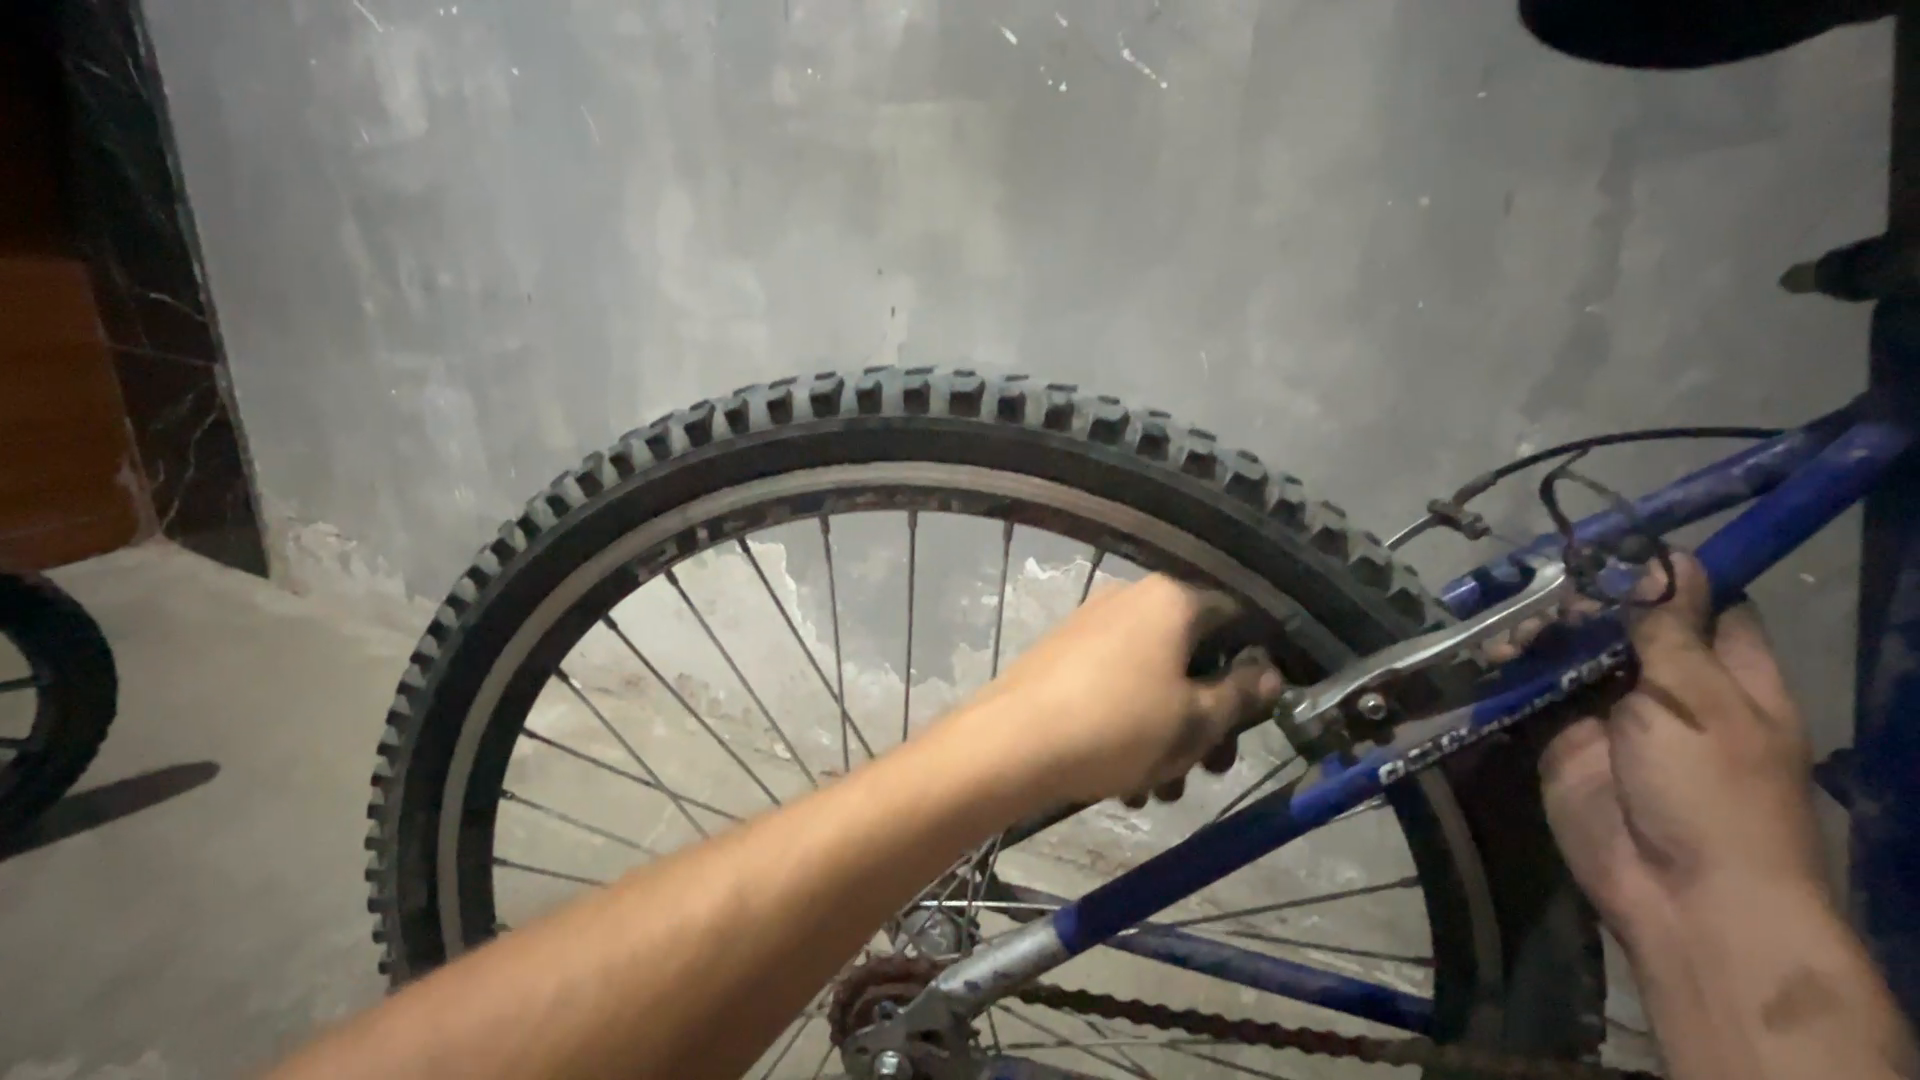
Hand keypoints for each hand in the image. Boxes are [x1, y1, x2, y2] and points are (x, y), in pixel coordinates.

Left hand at [963, 574, 1285, 805]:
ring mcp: (1091, 627)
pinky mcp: (1062, 658)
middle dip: (1207, 721)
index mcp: (1170, 599)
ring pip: (1152, 682)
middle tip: (1211, 770)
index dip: (1256, 667)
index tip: (1259, 715)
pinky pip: (1114, 689)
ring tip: (1158, 793)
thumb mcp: (1195, 720)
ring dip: (1168, 738)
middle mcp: (1130, 601)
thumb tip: (1268, 675)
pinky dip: (1129, 729)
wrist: (1011, 744)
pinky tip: (1125, 783)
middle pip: (1192, 657)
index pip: (1236, 619)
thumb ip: (1241, 695)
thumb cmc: (1118, 726)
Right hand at [1538, 554, 1824, 943]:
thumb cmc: (1713, 789)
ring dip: (1542, 636)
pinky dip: (1512, 674)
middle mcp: (1669, 688)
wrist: (1679, 891)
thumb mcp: (1699, 699)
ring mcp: (1612, 716)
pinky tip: (1492, 658)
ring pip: (1571, 656)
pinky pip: (1534, 696)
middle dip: (1583, 604)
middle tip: (1547, 591)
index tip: (1612, 549)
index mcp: (1727, 674)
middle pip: (1623, 627)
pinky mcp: (1564, 742)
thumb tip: (1667, 560)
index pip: (1704, 606)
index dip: (1664, 576)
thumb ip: (1670, 630)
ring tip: (1516, 634)